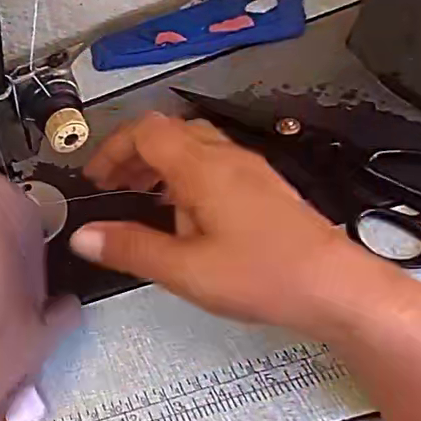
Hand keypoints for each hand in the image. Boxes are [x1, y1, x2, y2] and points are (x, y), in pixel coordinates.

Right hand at [69, 111, 402, 334]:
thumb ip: (129, 249)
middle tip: (112, 186)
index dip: (112, 149)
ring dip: (157, 165)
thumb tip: (84, 236)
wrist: (336, 288)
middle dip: (132, 155)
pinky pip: (213, 165)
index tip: (95, 177)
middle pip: (169, 133)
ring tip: (139, 198)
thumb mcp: (184, 269)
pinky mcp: (262, 189)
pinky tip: (180, 214)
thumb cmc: (265, 275)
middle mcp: (228, 159)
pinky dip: (183, 177)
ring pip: (192, 146)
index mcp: (204, 169)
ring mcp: (249, 171)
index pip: (146, 132)